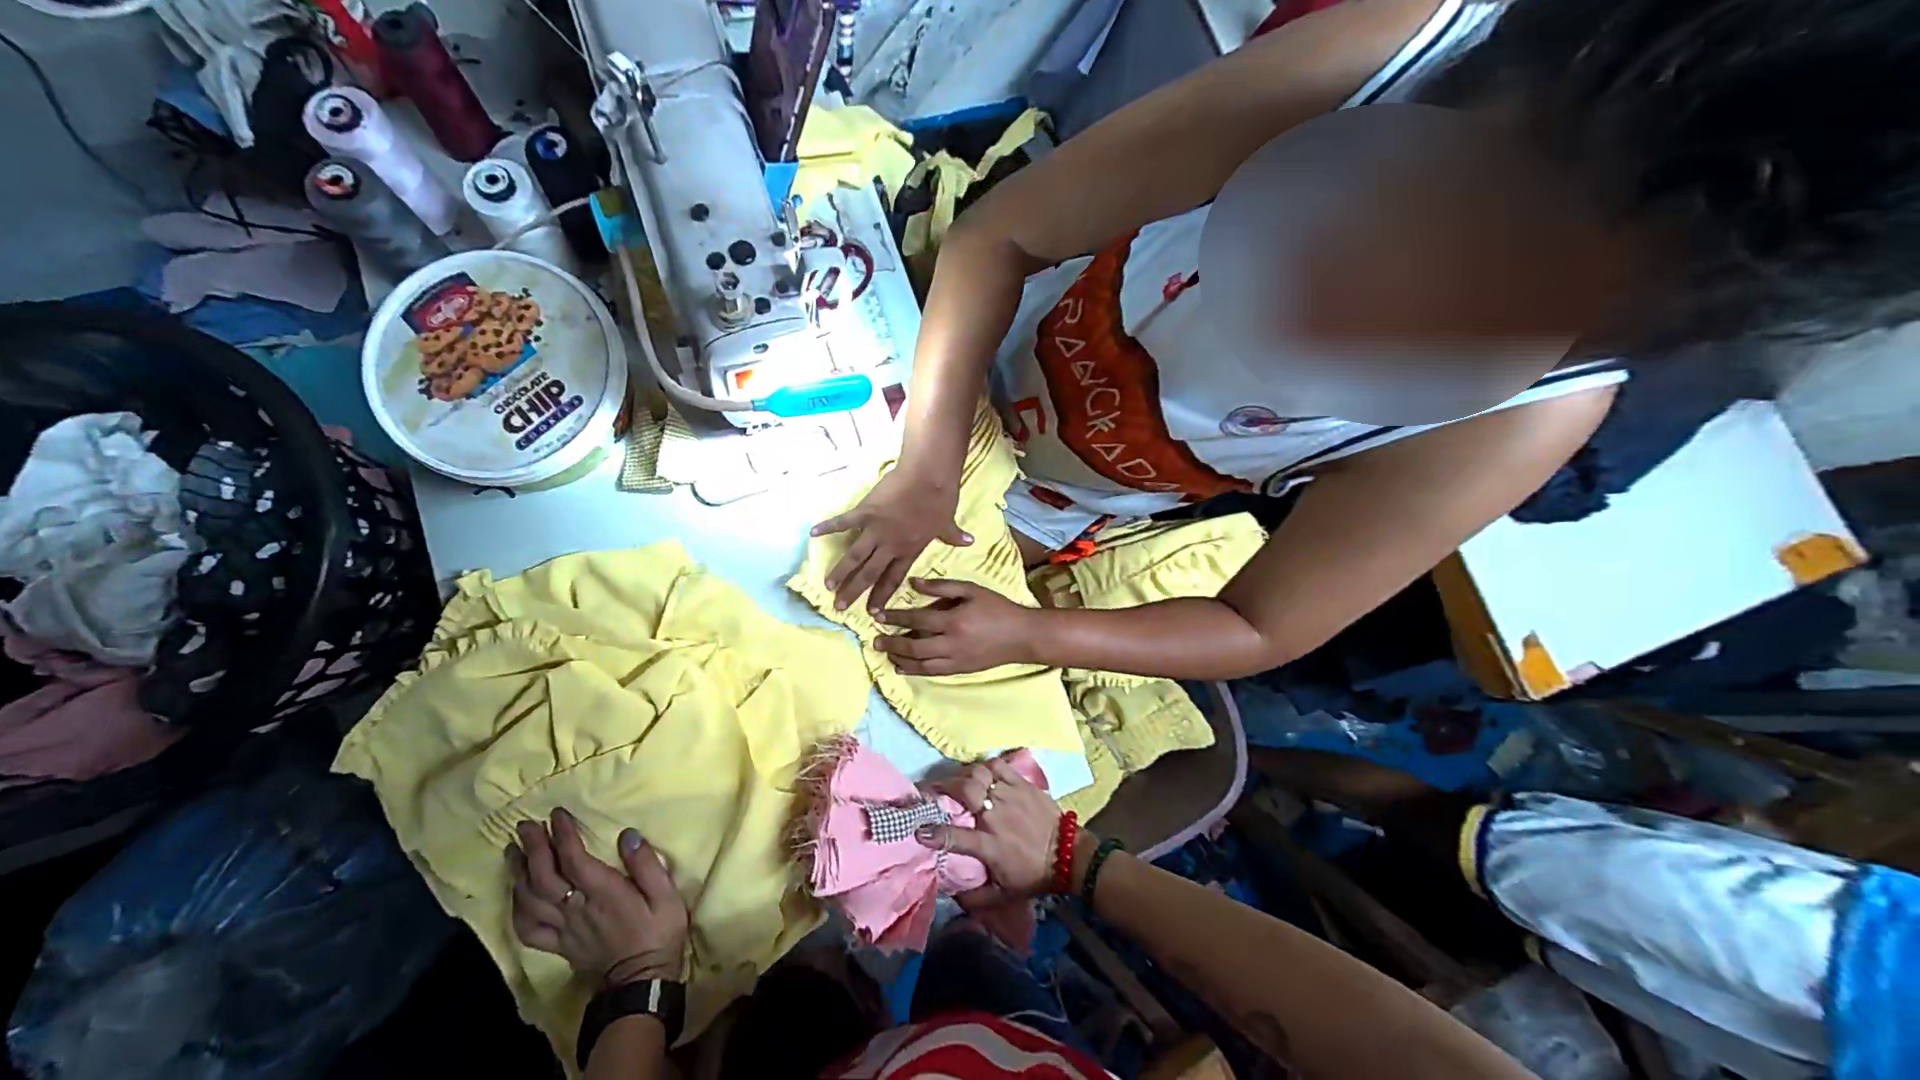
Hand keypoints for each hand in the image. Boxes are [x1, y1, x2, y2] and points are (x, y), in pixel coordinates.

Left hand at [508, 807, 689, 987]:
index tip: (557, 814)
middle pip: (544, 877)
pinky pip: (528, 929)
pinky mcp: (558, 945)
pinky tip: (515, 894)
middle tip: (524, 826)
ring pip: (530, 901)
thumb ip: (647, 865)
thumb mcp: (666, 896)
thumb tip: (628, 835)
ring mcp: (564, 930)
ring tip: (513, 851)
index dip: (562, 835)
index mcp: (604, 894)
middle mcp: (577, 910)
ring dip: (518, 874)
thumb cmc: (659, 932)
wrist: (643, 980)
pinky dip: (516, 909)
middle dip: (533, 848)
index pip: (574, 860)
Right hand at [812, 463, 970, 612]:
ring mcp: (876, 529)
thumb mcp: (948, 522)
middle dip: (854, 592)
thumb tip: (970, 541)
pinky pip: (844, 522)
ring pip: (854, 556)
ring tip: (828, 585)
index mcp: (909, 550)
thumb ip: (954, 535)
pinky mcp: (866, 511)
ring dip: (841, 571)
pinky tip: (812, 534)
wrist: (929, 478)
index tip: (872, 612)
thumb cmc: (941, 500)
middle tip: (839, 607)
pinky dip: (828, 527)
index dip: (882, 596)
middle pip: (869, 574)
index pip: (893, 579)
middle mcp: (890, 545)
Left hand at [874, 578, 1042, 674]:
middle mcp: (951, 644)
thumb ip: (942, 586)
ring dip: (900, 659)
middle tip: (874, 641)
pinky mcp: (960, 670)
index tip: (879, 616)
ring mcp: (955, 660)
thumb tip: (914, 582)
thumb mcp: (971, 590)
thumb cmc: (997, 608)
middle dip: (891, 644)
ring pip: (920, 664)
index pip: (916, 621)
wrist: (1022, 636)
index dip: (896, 618)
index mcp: (953, 621)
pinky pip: (932, 673)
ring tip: (886, 654)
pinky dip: (915, 671)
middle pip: (913, 647)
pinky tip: (904, 667)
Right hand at [915, 754, 1063, 905]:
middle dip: (943, 787)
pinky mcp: (1022, 783)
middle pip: (964, 791)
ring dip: (961, 775)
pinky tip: (979, 772)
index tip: (918, 829)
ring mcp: (1009, 795)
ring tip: (953, 780)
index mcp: (989, 845)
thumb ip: (976, 898)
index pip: (955, 837)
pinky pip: (998, 765)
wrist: (1069, 854)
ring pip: (978, 774)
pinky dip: (984, 765)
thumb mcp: (1004, 895)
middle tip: (930, 790)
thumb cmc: (1034, 874)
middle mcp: (996, 817)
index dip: (934, 832)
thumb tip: (952, 894)